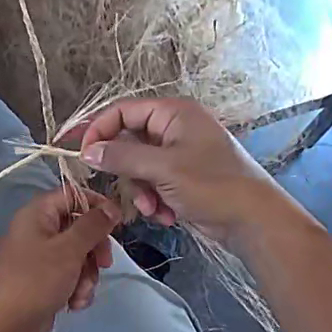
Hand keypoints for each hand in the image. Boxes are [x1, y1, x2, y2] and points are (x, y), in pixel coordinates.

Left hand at [0, 188, 118, 331]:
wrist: (3, 326)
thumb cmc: (35, 280)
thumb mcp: (68, 250)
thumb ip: (93, 226)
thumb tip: (112, 208)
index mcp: (38, 214)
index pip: (72, 194)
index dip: (97, 205)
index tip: (116, 222)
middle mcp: (39, 231)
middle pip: (80, 228)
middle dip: (94, 250)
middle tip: (103, 264)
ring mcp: (42, 257)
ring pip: (80, 256)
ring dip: (87, 276)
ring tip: (80, 293)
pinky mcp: (46, 281)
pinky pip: (72, 276)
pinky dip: (77, 289)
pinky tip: (73, 304)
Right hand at [76, 98, 296, 245]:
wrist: (252, 219)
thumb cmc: (213, 185)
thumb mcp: (163, 168)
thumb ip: (122, 156)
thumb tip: (88, 150)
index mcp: (173, 113)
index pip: (123, 111)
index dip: (98, 130)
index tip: (79, 153)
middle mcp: (175, 129)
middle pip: (130, 143)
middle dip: (128, 173)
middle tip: (128, 192)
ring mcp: (181, 156)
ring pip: (140, 170)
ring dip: (142, 193)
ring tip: (154, 209)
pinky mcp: (184, 181)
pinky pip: (155, 186)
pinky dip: (156, 202)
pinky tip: (168, 215)